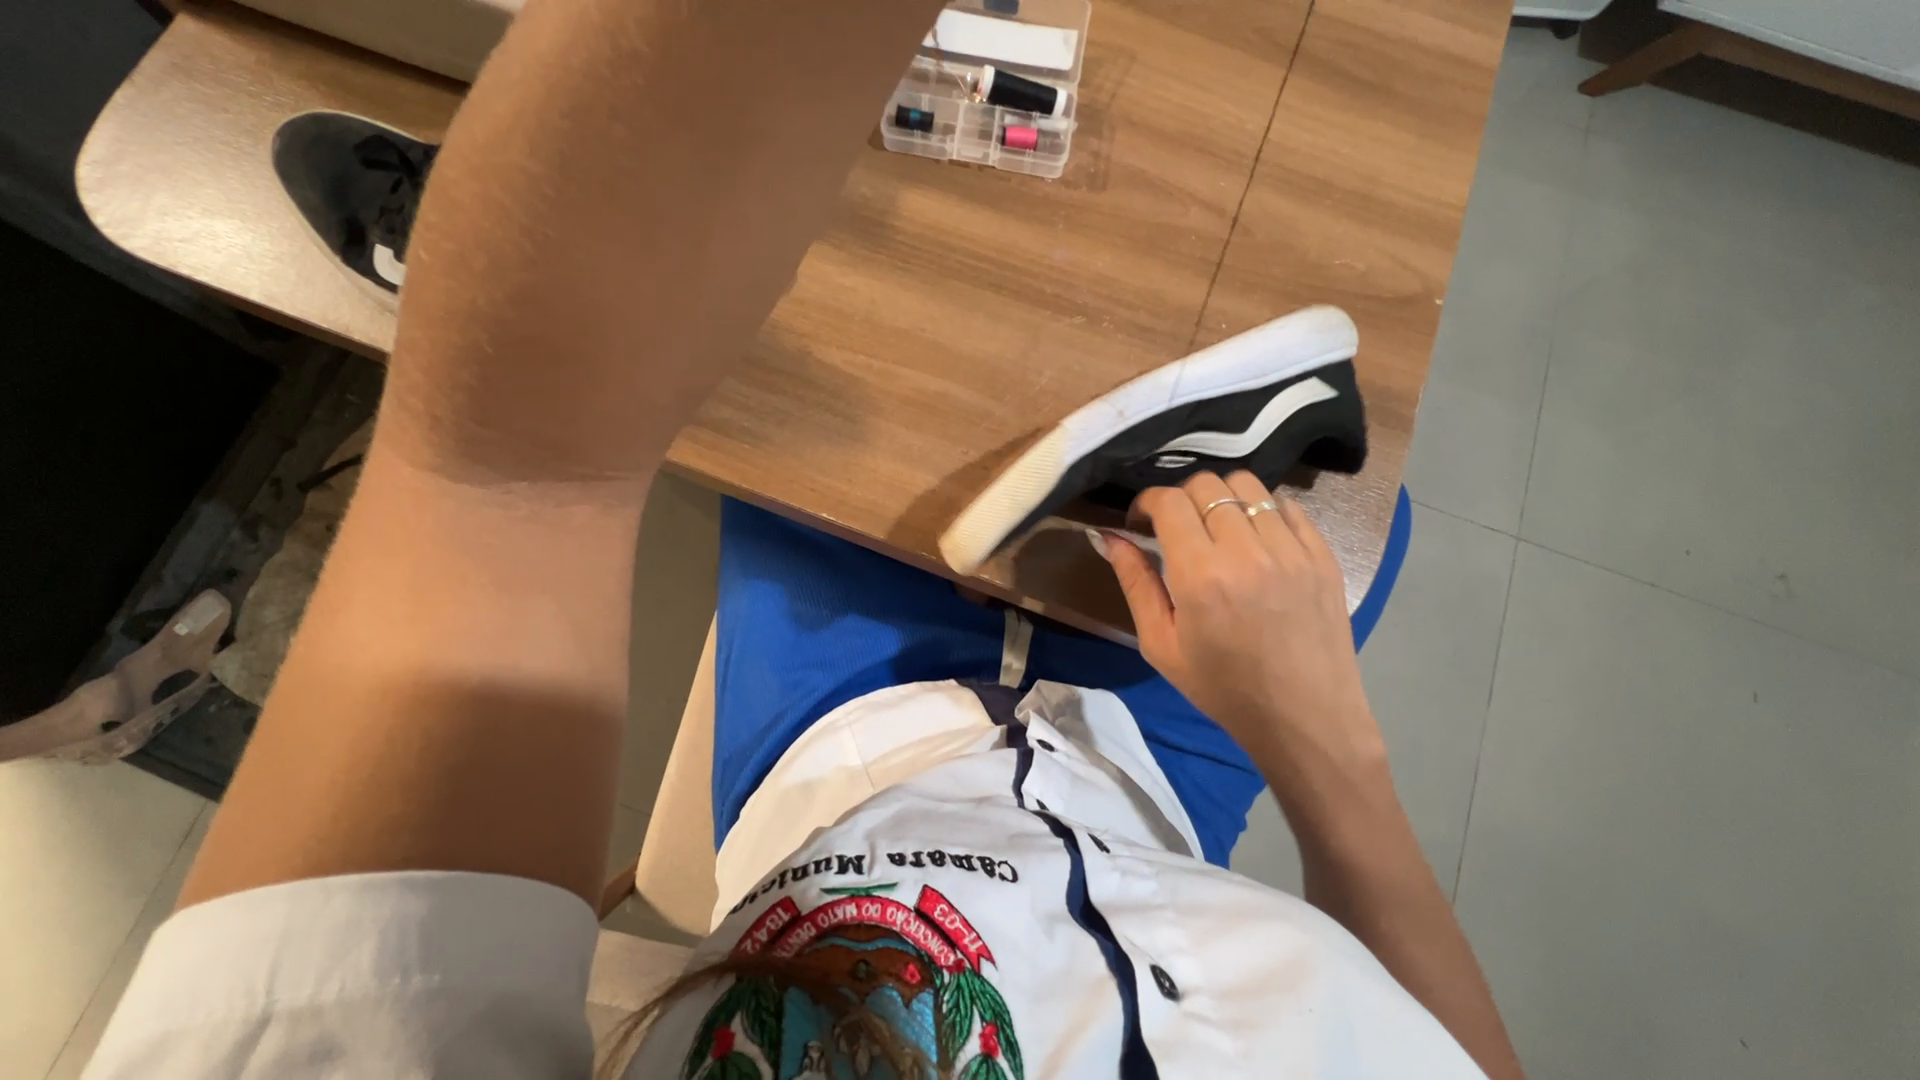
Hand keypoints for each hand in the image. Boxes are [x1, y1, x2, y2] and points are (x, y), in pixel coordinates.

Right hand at [1095, 471, 1386, 776]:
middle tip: (1176, 528)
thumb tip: (1109, 537)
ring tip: (1217, 528)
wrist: (1303, 717)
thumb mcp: (1161, 645)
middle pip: (1208, 485)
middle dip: (1182, 498)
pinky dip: (1263, 511)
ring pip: (1249, 487)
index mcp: (1201, 576)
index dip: (1147, 502)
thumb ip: (1135, 583)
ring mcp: (1291, 550)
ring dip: (1222, 498)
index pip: (1169, 502)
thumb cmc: (1223, 689)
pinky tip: (1255, 539)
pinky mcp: (1322, 555)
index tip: (1141, 522)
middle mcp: (1248, 552)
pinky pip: (1287, 506)